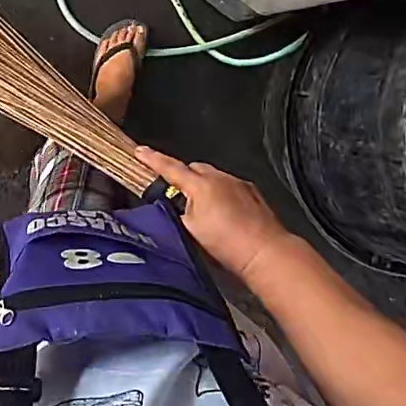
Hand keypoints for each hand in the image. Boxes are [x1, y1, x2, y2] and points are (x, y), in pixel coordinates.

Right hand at [136, 146, 296, 283]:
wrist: (265, 254)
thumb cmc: (228, 245)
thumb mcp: (188, 231)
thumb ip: (175, 213)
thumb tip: (169, 208)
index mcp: (200, 184)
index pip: (170, 167)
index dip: (152, 159)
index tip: (140, 152)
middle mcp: (220, 178)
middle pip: (193, 170)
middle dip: (183, 178)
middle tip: (175, 195)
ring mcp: (238, 185)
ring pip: (213, 178)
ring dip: (205, 189)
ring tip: (203, 214)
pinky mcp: (253, 195)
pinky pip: (230, 188)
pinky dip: (223, 197)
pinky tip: (224, 217)